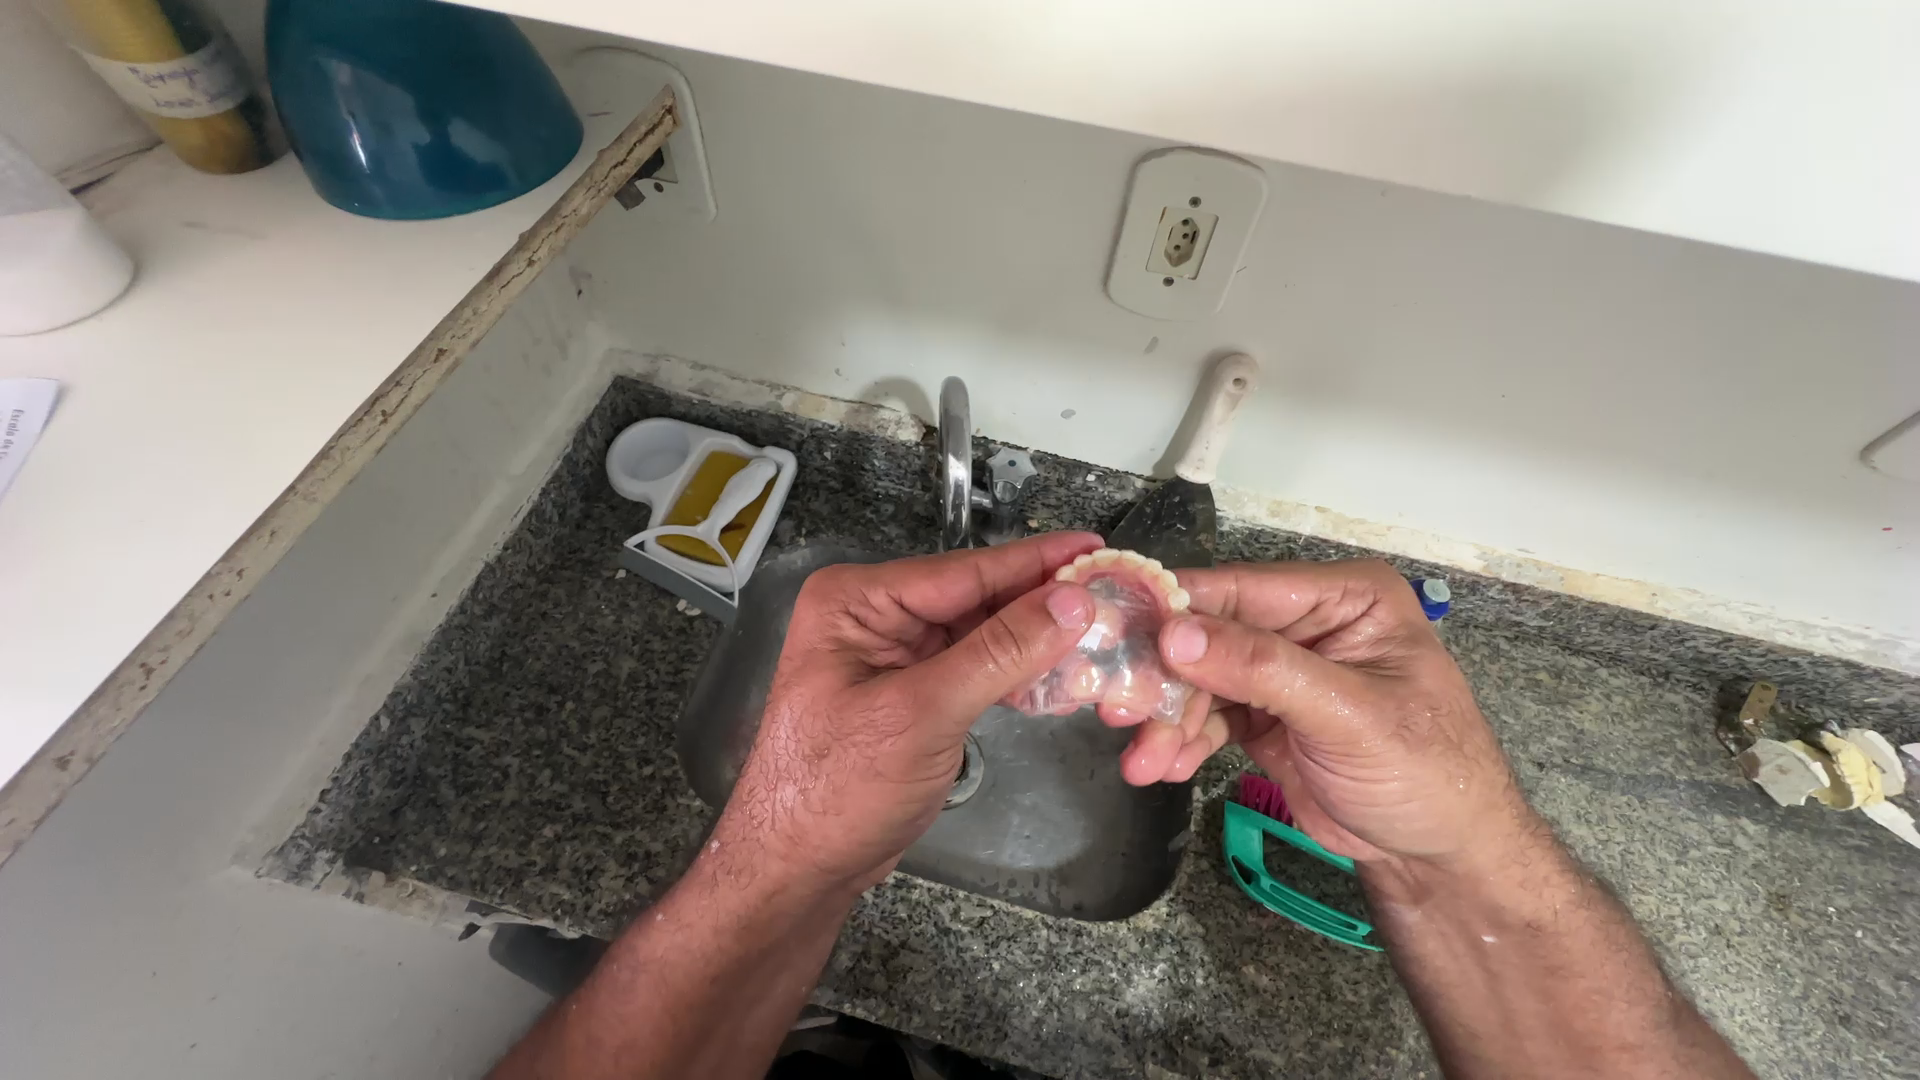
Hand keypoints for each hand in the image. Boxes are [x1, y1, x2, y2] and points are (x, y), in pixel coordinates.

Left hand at [713, 533, 1101, 892]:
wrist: (797, 868)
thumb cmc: (838, 788)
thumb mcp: (923, 712)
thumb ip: (1000, 652)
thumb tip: (1072, 601)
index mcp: (858, 600)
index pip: (963, 571)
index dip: (1034, 561)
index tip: (1094, 545)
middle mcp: (874, 615)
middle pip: (975, 599)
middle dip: (1040, 603)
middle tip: (1110, 595)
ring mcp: (893, 653)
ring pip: (980, 633)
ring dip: (1033, 640)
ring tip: (1096, 635)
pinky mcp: (911, 689)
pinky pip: (973, 666)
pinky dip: (1012, 673)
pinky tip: (1054, 677)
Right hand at [1154, 559, 1529, 864]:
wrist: (1440, 859)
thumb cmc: (1426, 774)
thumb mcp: (1350, 716)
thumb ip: (1262, 670)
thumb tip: (1175, 634)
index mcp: (1340, 597)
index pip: (1242, 588)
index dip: (1178, 608)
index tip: (1118, 631)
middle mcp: (1302, 621)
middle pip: (1208, 633)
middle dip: (1166, 677)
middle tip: (1118, 707)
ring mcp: (1276, 667)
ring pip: (1197, 678)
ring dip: (1167, 718)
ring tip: (1141, 759)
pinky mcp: (1257, 711)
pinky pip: (1204, 714)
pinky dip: (1181, 740)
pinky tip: (1163, 767)